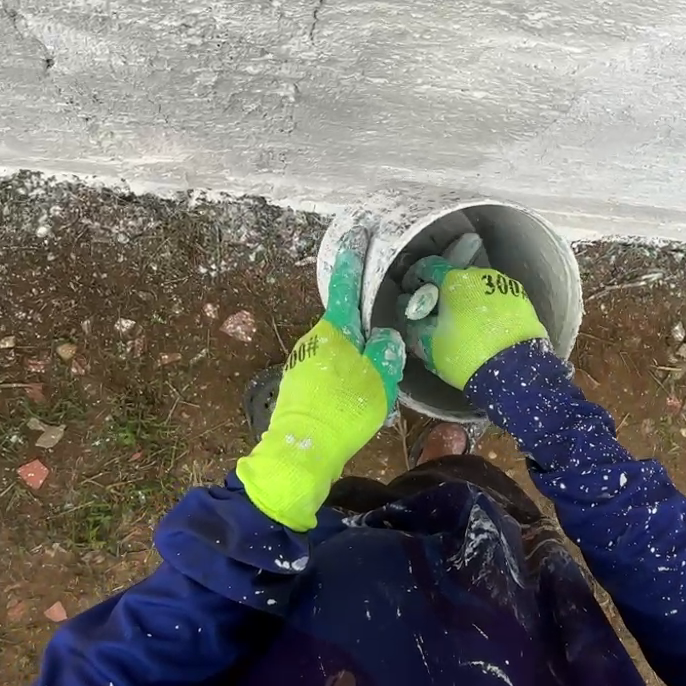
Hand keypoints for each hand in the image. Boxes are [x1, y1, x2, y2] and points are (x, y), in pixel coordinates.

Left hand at [234, 223, 404, 530]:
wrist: (299, 453)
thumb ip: (386, 352)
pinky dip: (344, 369)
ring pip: (337, 344)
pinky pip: (328, 365)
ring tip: (374, 371)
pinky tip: (354, 392)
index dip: (355, 257)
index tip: (359, 231)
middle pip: (344, 318)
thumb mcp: (379, 381)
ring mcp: (302, 360)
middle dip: (363, 317)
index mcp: (335, 330)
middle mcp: (314, 338)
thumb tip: (387, 335)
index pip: (347, 284)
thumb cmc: (342, 411)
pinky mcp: (298, 382)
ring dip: (355, 349)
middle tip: (386, 320)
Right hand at [398, 255, 546, 390]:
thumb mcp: (429, 344)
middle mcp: (480, 275)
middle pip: (454, 277)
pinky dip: (488, 307)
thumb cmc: (466, 354)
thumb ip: (413, 324)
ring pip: (477, 287)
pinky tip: (486, 327)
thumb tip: (408, 313)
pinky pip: (497, 297)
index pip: (428, 267)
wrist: (514, 371)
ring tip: (464, 322)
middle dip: (443, 292)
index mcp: (454, 280)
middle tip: (437, 313)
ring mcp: (504, 285)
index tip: (412, 293)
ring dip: (467, 299)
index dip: (416, 278)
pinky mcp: (522, 299)